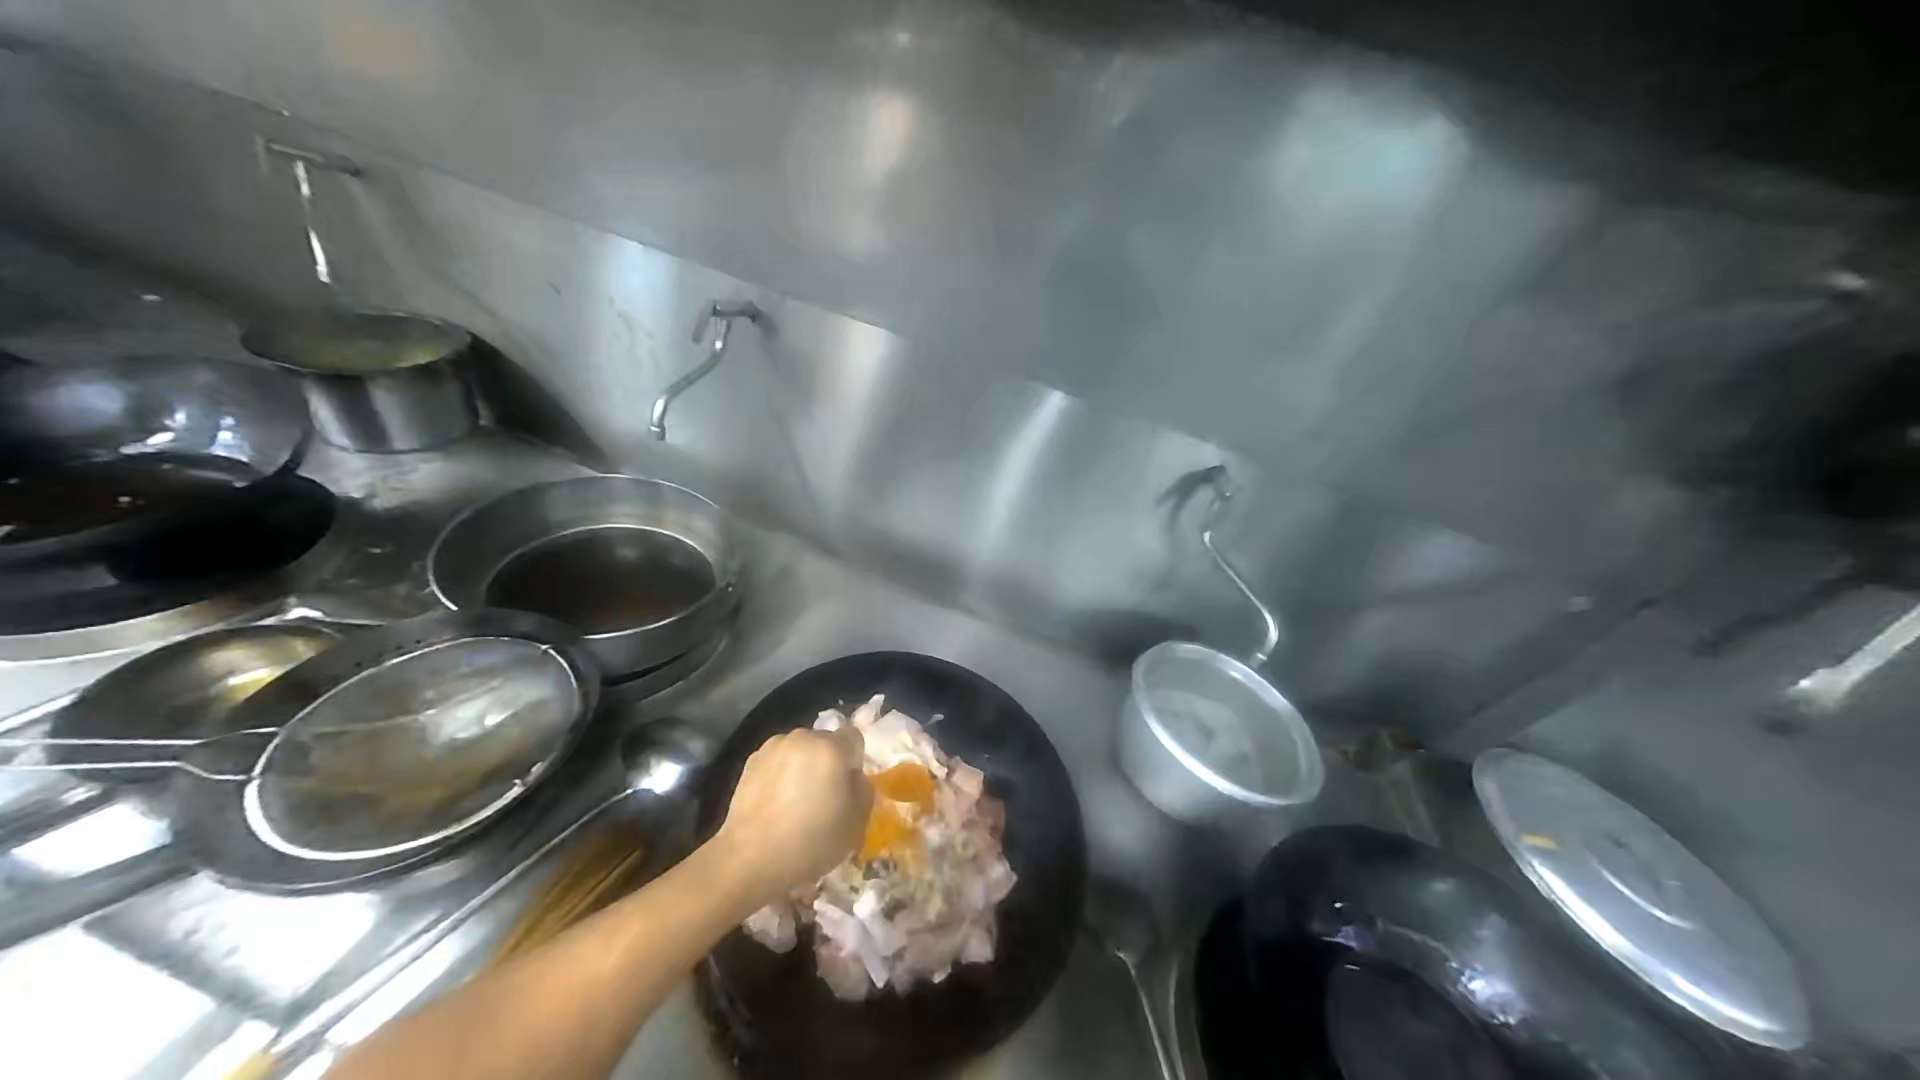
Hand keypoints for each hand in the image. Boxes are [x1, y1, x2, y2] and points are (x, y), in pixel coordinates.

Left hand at [712, 727, 870, 904]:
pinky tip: (775, 802)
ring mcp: (773, 747)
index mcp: (831, 748)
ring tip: (795, 801)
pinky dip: (781, 773)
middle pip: (826, 742)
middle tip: (823, 797)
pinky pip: (778, 760)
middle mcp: (802, 738)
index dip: (854, 763)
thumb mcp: (856, 824)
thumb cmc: (811, 842)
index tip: (846, 790)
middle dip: (828, 762)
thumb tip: (852, 778)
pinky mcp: (751, 760)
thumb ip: (864, 790)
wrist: (750, 858)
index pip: (854, 739)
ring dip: (804, 766)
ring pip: (801, 750)